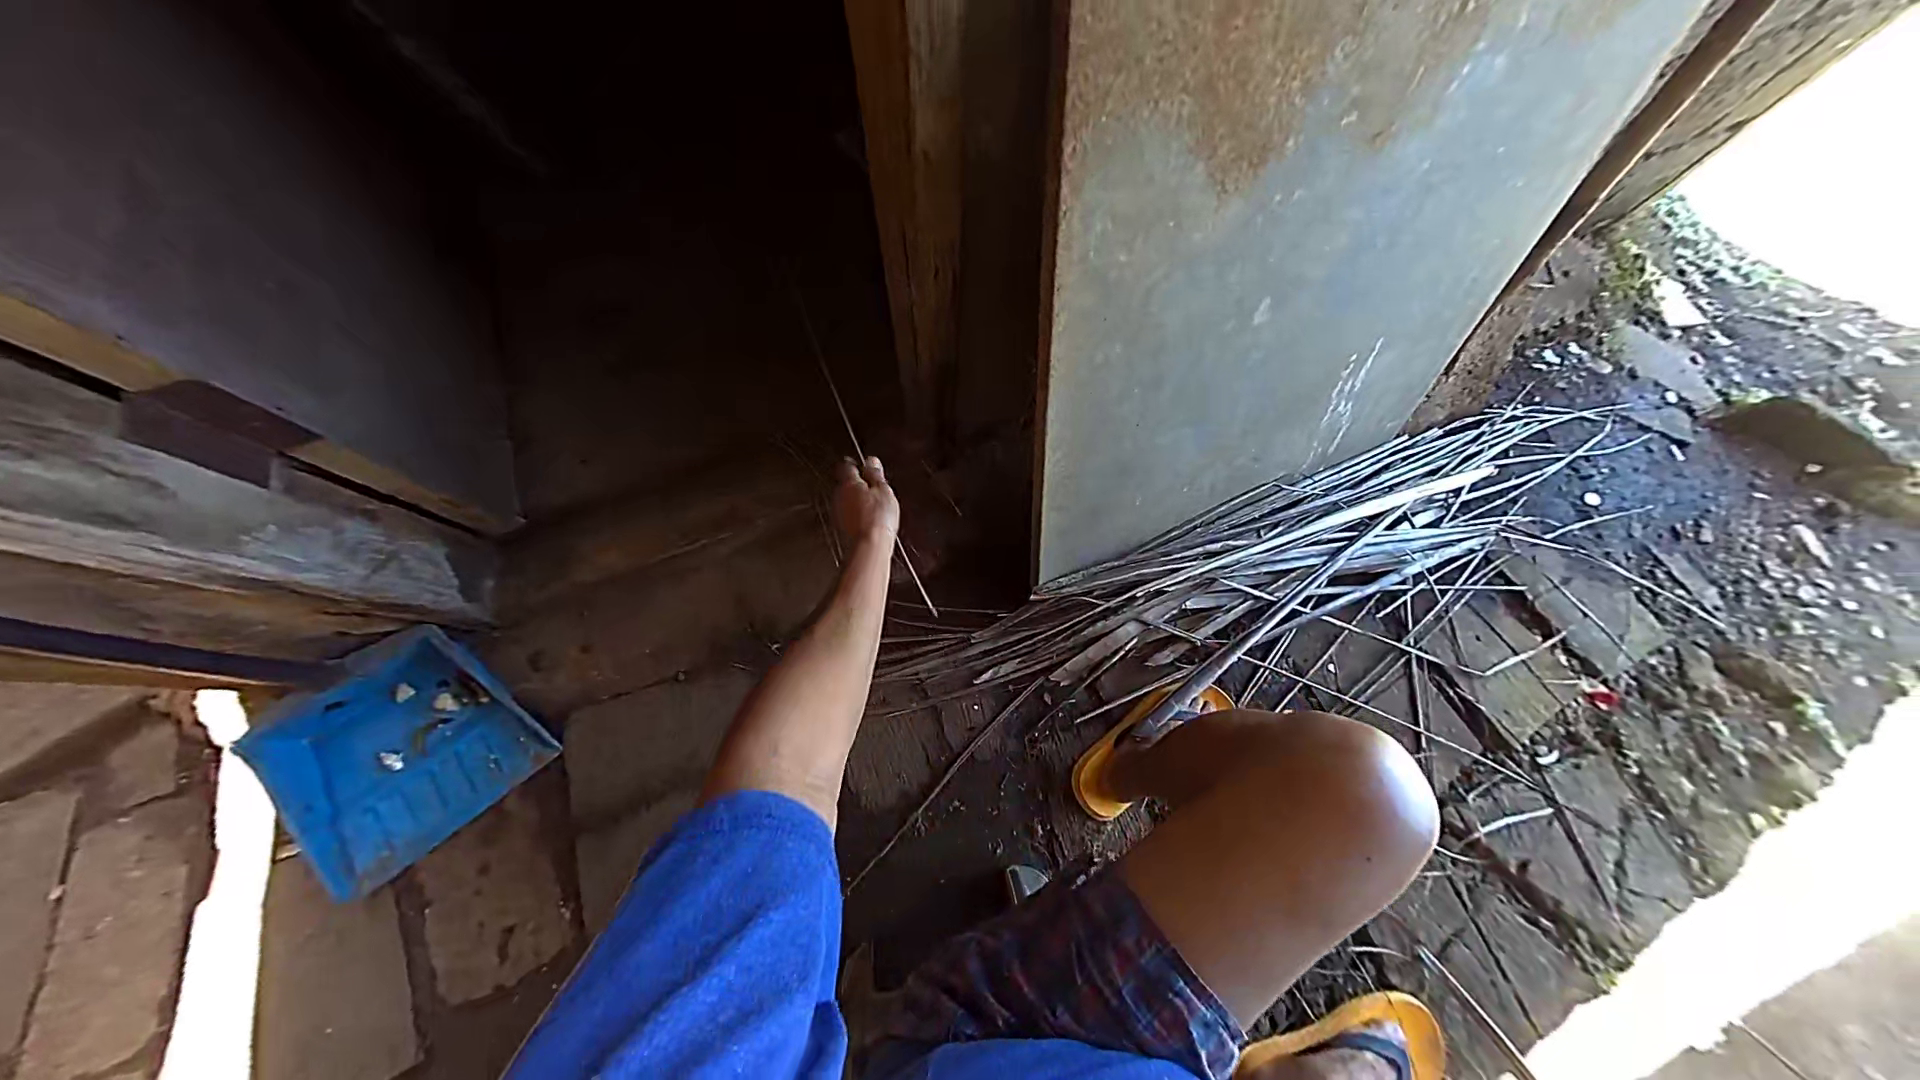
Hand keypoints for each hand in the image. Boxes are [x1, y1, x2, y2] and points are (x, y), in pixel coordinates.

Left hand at [832, 455, 899, 544]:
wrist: (870, 544)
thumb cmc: (877, 518)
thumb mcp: (883, 490)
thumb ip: (875, 474)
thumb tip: (871, 461)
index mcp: (849, 482)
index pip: (846, 466)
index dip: (853, 464)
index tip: (859, 465)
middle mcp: (839, 495)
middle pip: (845, 483)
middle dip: (856, 484)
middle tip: (871, 486)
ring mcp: (838, 511)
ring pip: (845, 499)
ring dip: (855, 500)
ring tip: (872, 505)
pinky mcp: (841, 526)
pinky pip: (847, 514)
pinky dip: (855, 514)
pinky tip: (866, 519)